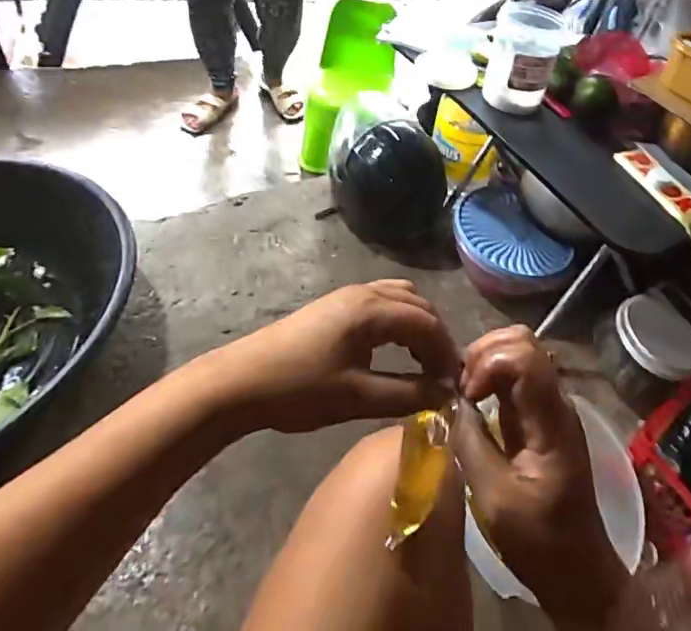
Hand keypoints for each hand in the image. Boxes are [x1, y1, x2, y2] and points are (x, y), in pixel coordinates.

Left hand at [189, 281, 459, 435]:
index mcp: (373, 309)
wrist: (237, 383)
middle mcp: (366, 292)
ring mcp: (349, 295)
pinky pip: (383, 302)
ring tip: (420, 360)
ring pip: (401, 300)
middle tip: (440, 374)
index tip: (453, 385)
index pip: (428, 323)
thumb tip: (448, 395)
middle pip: (419, 306)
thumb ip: (407, 394)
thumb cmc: (298, 390)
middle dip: (435, 337)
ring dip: (418, 326)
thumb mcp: (357, 398)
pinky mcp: (336, 305)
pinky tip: (392, 347)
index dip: (445, 353)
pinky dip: (399, 321)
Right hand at [451, 328, 627, 624]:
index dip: (490, 361)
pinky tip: (474, 401)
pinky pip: (517, 376)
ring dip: (487, 361)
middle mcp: (556, 401)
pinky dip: (491, 376)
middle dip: (485, 352)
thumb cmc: (538, 538)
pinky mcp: (540, 415)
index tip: (467, 394)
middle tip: (461, 388)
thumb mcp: (495, 499)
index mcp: (552, 418)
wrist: (576, 565)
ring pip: (521, 352)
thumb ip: (473, 444)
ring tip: (465, 394)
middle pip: (524, 342)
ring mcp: (550, 405)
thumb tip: (452, 403)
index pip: (526, 356)